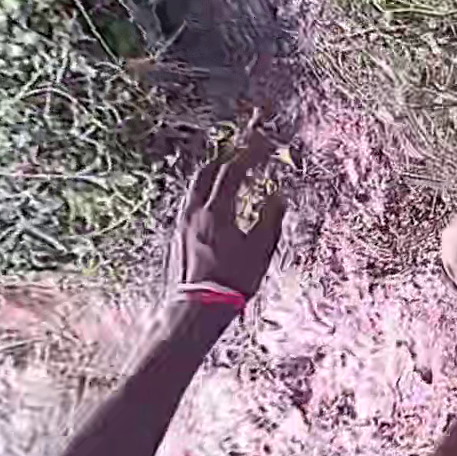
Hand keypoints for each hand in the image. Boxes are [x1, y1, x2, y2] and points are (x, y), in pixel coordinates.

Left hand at [174, 135, 285, 298]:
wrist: (195, 309)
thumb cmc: (230, 281)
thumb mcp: (260, 249)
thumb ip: (270, 218)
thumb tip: (279, 196)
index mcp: (216, 211)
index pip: (232, 172)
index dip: (248, 155)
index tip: (262, 146)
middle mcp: (195, 212)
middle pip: (207, 172)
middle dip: (226, 158)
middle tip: (242, 153)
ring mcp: (182, 223)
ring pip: (195, 187)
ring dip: (213, 174)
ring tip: (228, 172)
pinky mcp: (177, 236)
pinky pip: (191, 202)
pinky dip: (205, 192)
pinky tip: (215, 201)